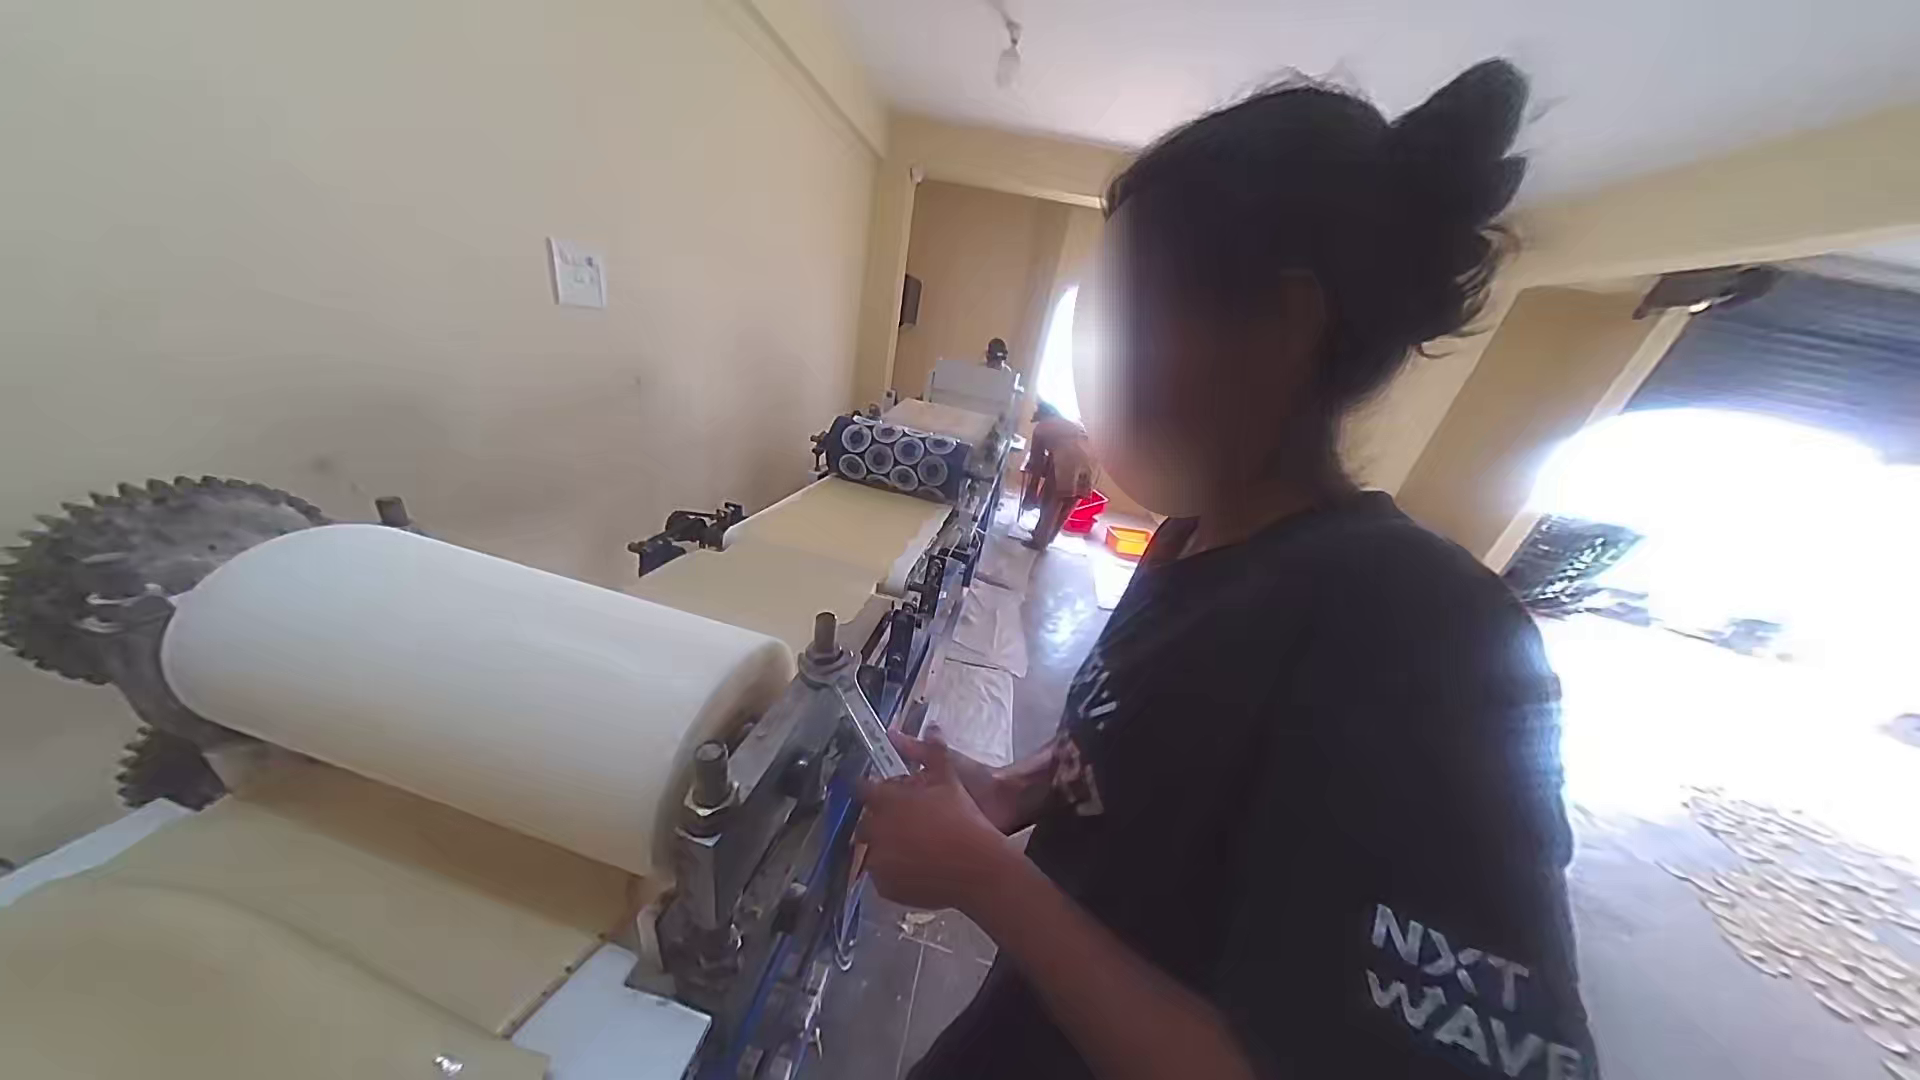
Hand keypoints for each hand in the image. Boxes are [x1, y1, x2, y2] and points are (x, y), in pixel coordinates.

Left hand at [856, 737, 1021, 911]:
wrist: (977, 867)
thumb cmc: (961, 817)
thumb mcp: (948, 778)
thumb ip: (932, 751)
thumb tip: (930, 727)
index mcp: (885, 802)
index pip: (863, 788)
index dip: (873, 787)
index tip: (883, 790)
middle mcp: (875, 831)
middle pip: (866, 820)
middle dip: (881, 817)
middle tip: (907, 818)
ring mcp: (878, 863)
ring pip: (873, 848)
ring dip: (886, 843)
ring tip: (913, 843)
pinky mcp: (885, 888)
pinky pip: (881, 874)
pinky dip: (893, 868)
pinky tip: (915, 864)